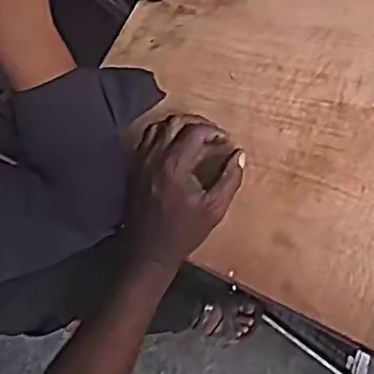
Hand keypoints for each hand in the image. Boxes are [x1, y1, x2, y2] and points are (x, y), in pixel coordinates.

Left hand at [127, 116, 244, 271]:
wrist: (148, 252)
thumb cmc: (183, 232)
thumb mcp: (214, 208)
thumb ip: (230, 178)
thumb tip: (239, 155)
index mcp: (175, 165)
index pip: (196, 131)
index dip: (214, 131)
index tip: (225, 141)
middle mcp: (155, 157)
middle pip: (176, 121)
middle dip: (199, 123)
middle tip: (213, 134)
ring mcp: (141, 161)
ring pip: (159, 125)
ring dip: (179, 125)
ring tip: (195, 136)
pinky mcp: (134, 167)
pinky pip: (147, 137)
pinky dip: (163, 133)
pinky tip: (175, 145)